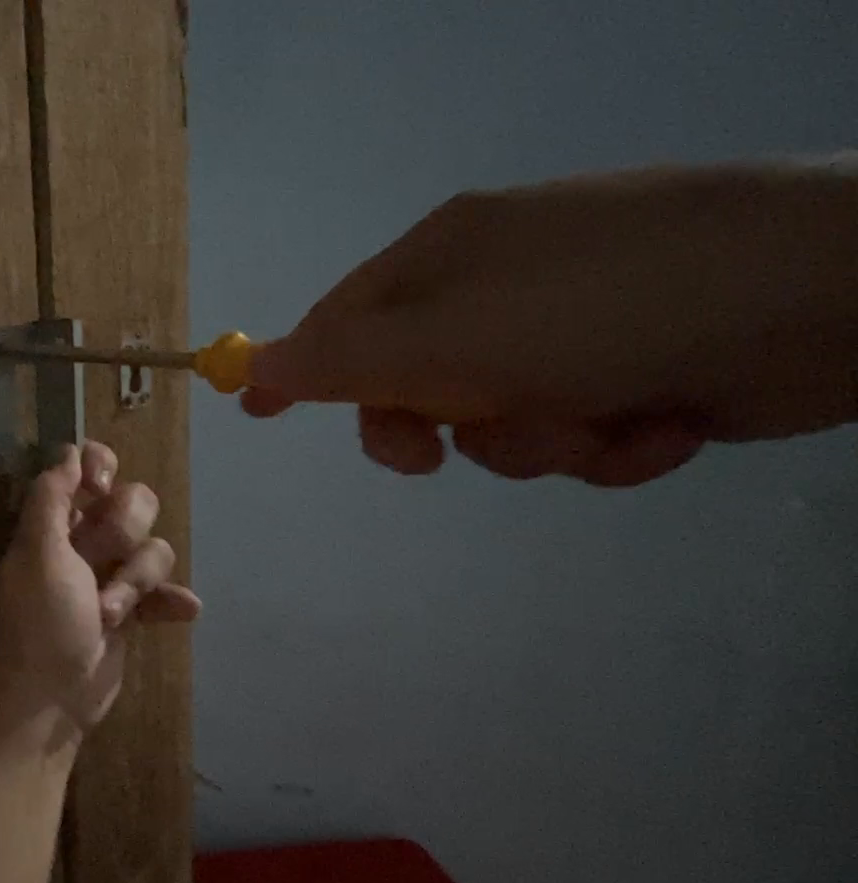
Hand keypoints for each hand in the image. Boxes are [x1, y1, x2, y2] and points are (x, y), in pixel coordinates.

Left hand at [0, 443, 200, 744]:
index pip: (84, 470)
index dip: (101, 468)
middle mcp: (83, 543)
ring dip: (138, 580)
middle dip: (124, 534)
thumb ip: (50, 499)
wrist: (54, 697)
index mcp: (54, 525)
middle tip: (101, 564)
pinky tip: (179, 614)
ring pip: (153, 548)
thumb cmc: (42, 623)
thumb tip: (69, 451)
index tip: (102, 487)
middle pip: (131, 504)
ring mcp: (109, 577)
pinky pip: (165, 591)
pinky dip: (170, 601)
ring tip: (111, 614)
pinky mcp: (132, 610)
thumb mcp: (38, 555)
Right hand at [241, 163, 857, 484]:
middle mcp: (500, 287)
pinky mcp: (635, 368)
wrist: (842, 292)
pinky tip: (660, 426)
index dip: (299, 368)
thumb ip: (345, 360)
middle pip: (412, 381)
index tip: (259, 414)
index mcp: (448, 255)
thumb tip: (257, 364)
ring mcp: (571, 327)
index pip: (340, 317)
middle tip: (439, 454)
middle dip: (433, 427)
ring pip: (497, 421)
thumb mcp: (453, 337)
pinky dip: (606, 445)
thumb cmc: (611, 304)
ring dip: (536, 442)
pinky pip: (574, 431)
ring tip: (598, 422)